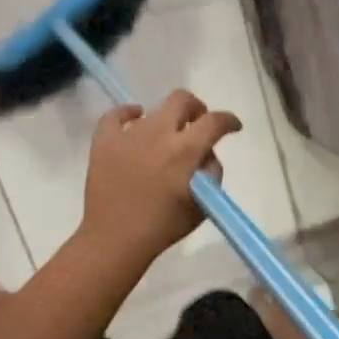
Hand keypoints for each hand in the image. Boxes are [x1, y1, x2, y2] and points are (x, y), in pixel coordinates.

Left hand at [79, 89, 242, 264]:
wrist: (115, 238)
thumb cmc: (164, 226)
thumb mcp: (203, 205)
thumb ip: (211, 173)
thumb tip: (206, 155)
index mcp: (185, 151)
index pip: (215, 122)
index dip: (229, 121)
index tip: (234, 127)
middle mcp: (158, 133)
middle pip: (182, 100)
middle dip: (197, 108)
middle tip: (198, 124)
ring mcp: (128, 134)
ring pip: (153, 110)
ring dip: (165, 120)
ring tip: (165, 138)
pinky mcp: (104, 140)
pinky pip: (115, 115)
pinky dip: (128, 114)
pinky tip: (135, 120)